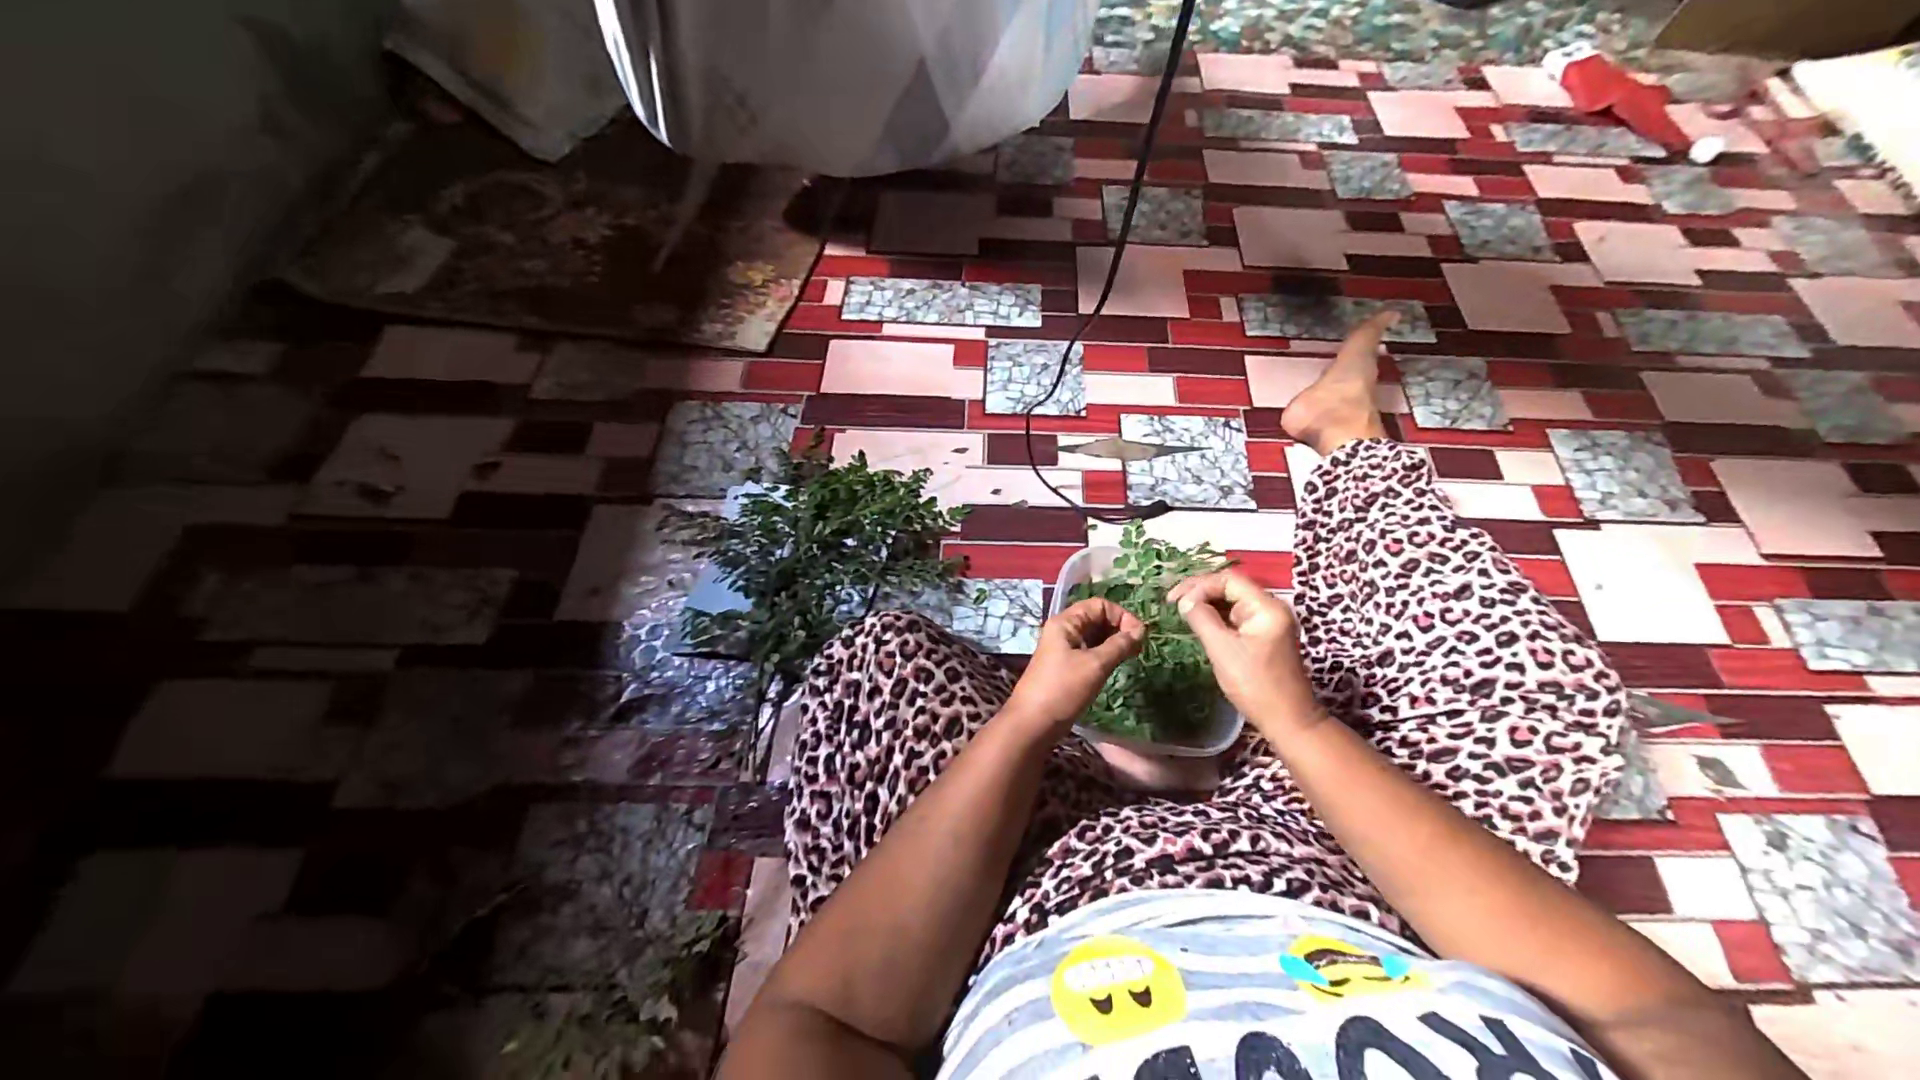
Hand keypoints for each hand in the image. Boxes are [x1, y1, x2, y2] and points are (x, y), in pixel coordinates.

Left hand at [1002, 598, 1144, 732]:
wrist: (1034, 723)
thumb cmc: (1063, 689)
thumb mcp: (1095, 665)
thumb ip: (1119, 645)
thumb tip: (1140, 631)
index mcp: (1065, 622)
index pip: (1099, 605)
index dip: (1121, 615)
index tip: (1139, 635)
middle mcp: (1063, 630)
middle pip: (1097, 618)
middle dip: (1119, 627)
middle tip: (1139, 647)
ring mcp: (1064, 649)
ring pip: (1094, 636)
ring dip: (1114, 641)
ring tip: (1132, 655)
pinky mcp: (1067, 666)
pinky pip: (1090, 651)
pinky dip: (1106, 654)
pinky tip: (1117, 664)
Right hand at [1168, 571, 1326, 740]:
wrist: (1288, 720)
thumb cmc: (1255, 685)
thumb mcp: (1223, 650)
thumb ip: (1202, 619)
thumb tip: (1184, 601)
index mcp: (1266, 607)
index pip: (1229, 580)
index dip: (1199, 585)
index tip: (1174, 600)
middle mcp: (1271, 608)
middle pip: (1231, 587)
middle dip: (1200, 591)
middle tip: (1172, 602)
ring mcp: (1269, 622)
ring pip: (1232, 601)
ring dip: (1206, 603)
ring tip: (1180, 610)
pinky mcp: (1264, 636)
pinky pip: (1236, 617)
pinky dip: (1216, 616)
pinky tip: (1198, 622)